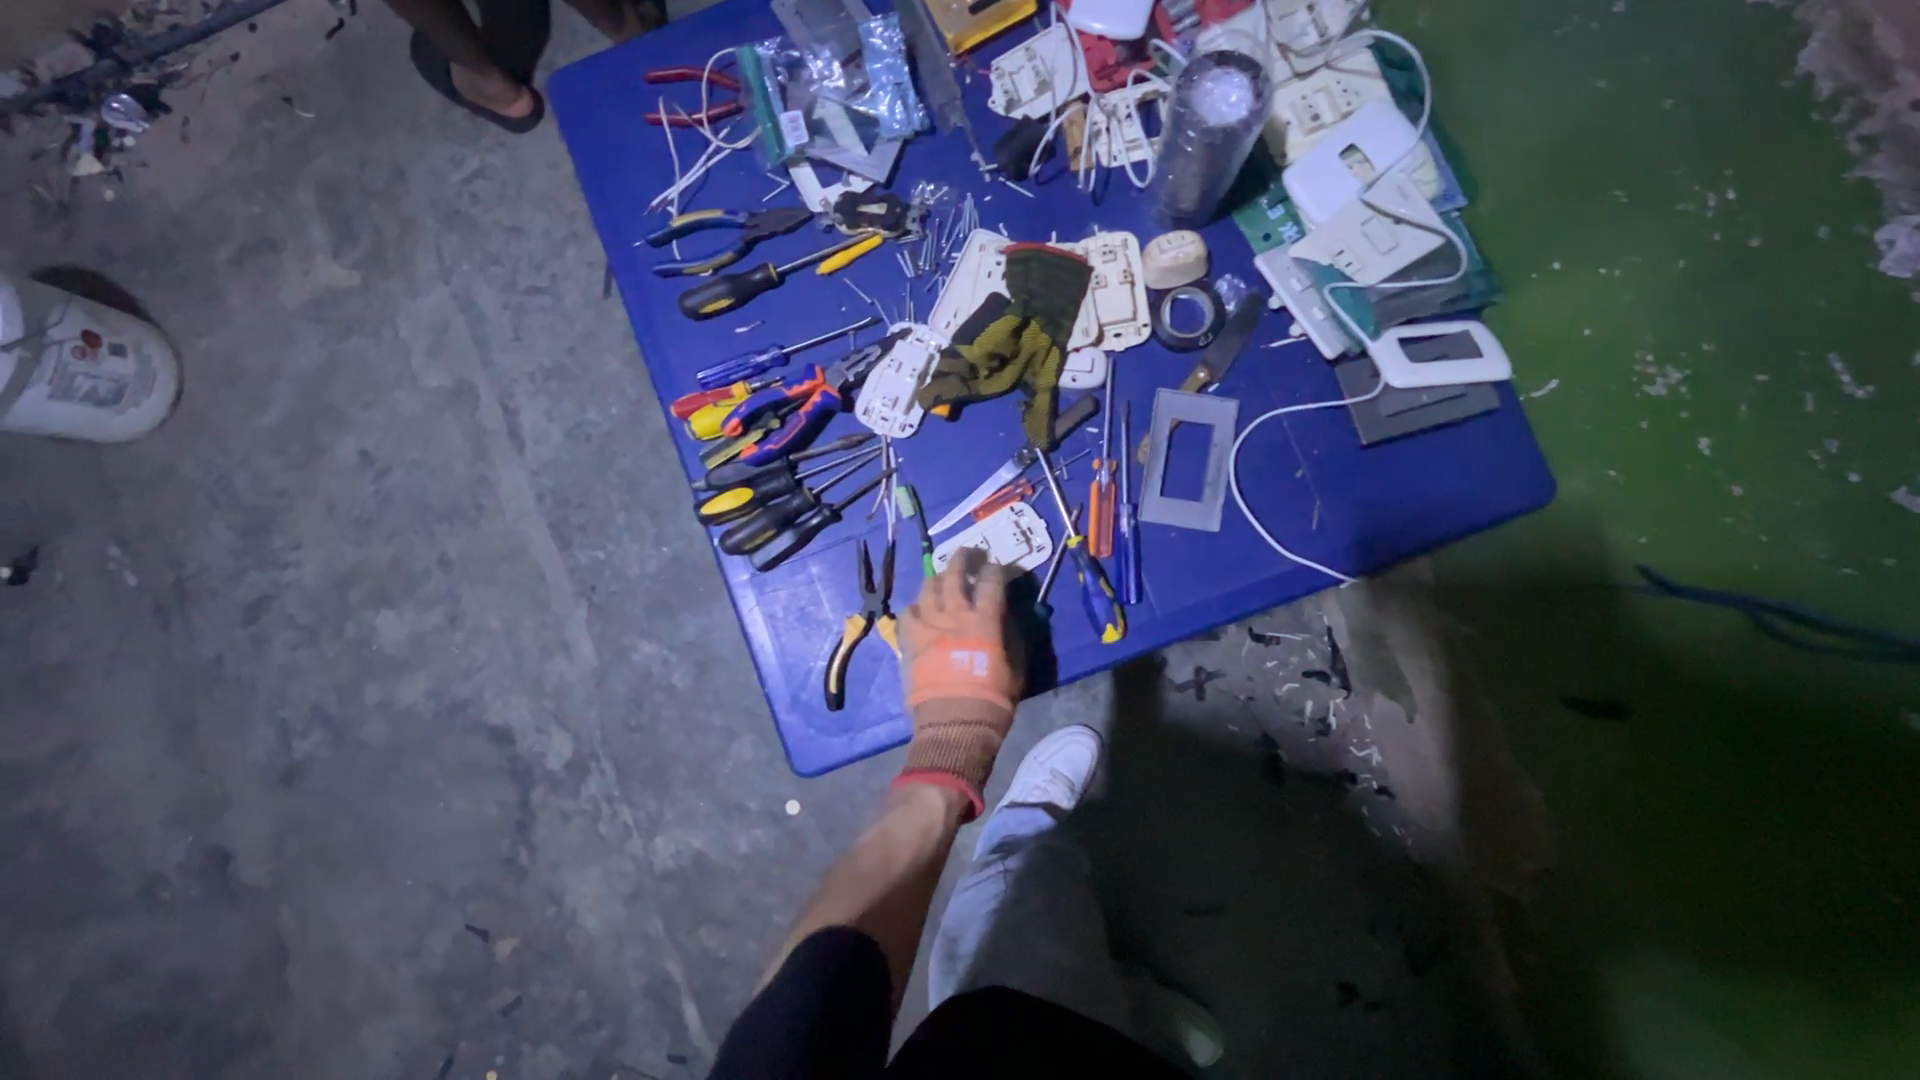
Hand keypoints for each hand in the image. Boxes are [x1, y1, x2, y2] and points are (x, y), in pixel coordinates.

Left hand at [892, 549, 1023, 818]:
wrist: (954, 725)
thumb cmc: (992, 700)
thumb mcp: (1016, 667)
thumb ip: (1014, 637)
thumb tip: (1011, 618)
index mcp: (984, 620)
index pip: (991, 581)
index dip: (997, 569)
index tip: (999, 566)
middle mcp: (954, 614)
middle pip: (955, 572)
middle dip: (964, 557)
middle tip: (970, 554)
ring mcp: (927, 624)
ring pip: (928, 586)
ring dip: (938, 577)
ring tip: (944, 577)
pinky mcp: (909, 639)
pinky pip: (909, 611)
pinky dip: (918, 604)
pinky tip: (922, 607)